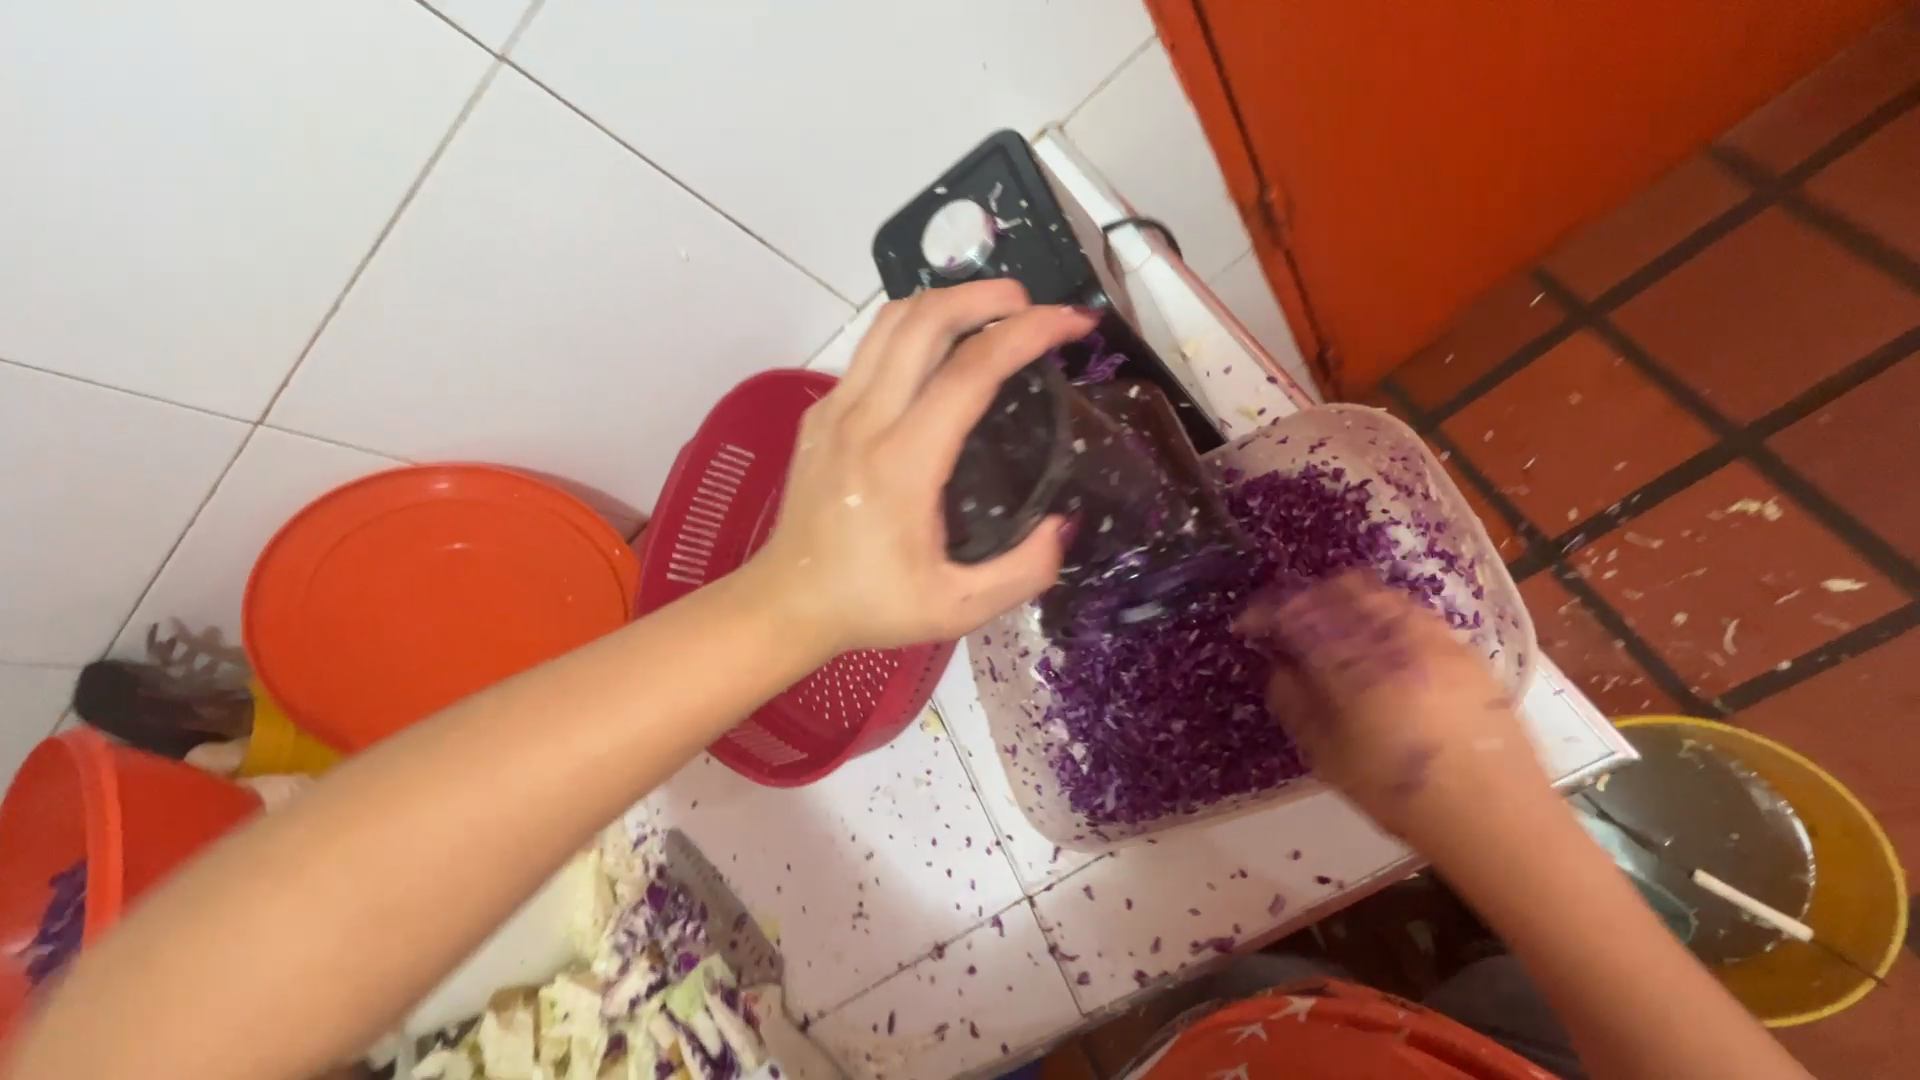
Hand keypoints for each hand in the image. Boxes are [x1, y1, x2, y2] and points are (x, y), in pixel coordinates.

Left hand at [748, 281, 1097, 653]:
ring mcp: (835, 409)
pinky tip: (940, 353)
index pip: (970, 371)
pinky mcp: (820, 413)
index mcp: (902, 463)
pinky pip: (871, 349)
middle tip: (1033, 304)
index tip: (1071, 322)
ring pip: (891, 322)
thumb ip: (1023, 571)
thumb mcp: (959, 609)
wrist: (788, 602)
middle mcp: (864, 420)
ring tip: (991, 314)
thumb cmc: (872, 605)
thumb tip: (1064, 524)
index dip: (1027, 333)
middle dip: (986, 295)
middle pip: (925, 319)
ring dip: (947, 303)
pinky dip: (914, 330)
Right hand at [1238, 571, 1549, 840]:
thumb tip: (1277, 667)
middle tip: (1287, 622)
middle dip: (1304, 598)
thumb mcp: (1329, 757)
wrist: (1497, 816)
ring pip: (1378, 595)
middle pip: (1339, 590)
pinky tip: (1375, 644)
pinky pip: (1411, 612)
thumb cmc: (1401, 795)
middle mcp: (1396, 640)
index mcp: (1356, 667)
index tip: (1248, 625)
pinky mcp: (1463, 650)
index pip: (1297, 615)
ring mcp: (1435, 640)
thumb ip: (1295, 703)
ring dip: (1343, 602)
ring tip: (1328, 629)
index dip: (1265, 613)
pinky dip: (1381, 614)